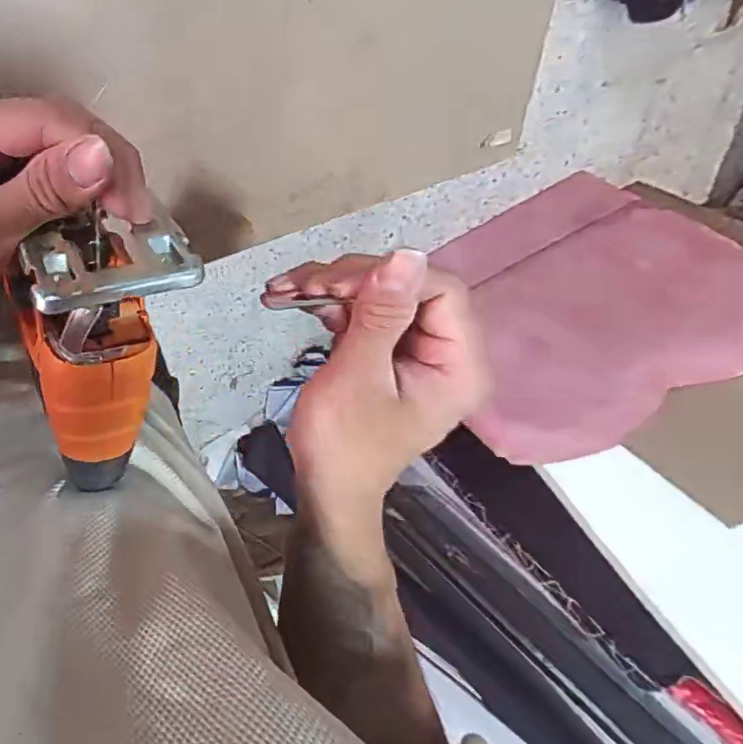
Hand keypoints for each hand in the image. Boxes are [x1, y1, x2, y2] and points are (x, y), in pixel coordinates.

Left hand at [0, 97, 152, 328]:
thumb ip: (42, 190)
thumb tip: (105, 154)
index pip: (45, 118)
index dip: (98, 151)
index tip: (132, 204)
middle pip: (54, 126)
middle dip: (100, 164)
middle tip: (133, 212)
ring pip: (53, 148)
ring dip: (90, 179)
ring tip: (120, 214)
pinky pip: (40, 171)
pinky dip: (68, 193)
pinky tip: (89, 214)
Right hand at [264, 251, 489, 513]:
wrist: (324, 488)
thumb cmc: (342, 442)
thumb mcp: (357, 376)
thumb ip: (380, 316)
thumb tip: (404, 255)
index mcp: (458, 363)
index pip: (438, 290)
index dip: (386, 276)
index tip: (329, 284)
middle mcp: (445, 352)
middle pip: (406, 288)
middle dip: (349, 279)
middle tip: (297, 286)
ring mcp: (414, 352)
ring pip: (380, 295)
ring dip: (330, 288)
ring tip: (284, 291)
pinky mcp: (386, 354)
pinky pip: (365, 314)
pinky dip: (330, 306)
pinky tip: (299, 305)